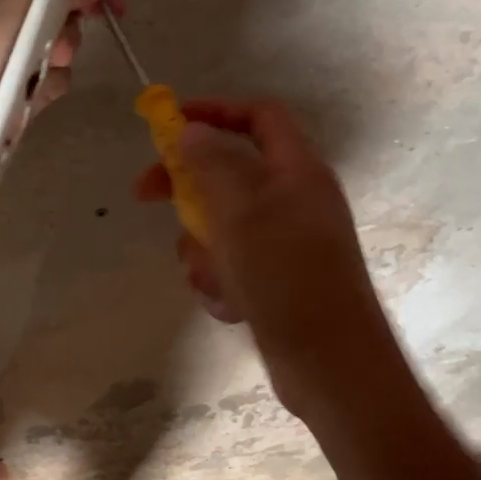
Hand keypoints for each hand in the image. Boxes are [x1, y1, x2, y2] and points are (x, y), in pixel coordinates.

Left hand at [0, 0, 120, 115]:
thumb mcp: (30, 3)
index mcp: (9, 1)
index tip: (114, 6)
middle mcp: (17, 28)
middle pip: (67, 22)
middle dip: (69, 33)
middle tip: (56, 45)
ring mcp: (25, 60)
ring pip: (67, 53)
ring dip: (60, 59)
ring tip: (38, 70)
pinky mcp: (31, 90)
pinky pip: (59, 80)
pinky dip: (51, 84)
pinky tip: (35, 91)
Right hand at [134, 98, 396, 411]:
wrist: (334, 368)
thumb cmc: (287, 276)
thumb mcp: (241, 211)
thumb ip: (211, 163)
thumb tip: (190, 131)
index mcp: (297, 171)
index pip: (258, 116)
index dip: (213, 110)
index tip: (167, 124)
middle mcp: (295, 200)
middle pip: (229, 172)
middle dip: (187, 187)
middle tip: (146, 195)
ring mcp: (287, 243)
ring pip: (222, 223)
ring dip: (203, 247)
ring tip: (211, 276)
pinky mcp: (278, 281)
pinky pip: (232, 263)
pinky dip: (221, 279)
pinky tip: (229, 304)